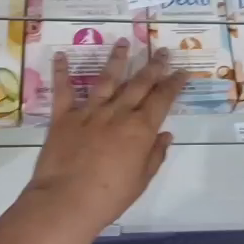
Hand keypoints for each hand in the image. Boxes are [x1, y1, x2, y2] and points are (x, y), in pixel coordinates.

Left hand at [25, 42, 187, 231]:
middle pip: (139, 83)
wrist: (66, 201)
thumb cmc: (109, 197)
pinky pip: (64, 91)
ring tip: (123, 41)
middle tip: (162, 50)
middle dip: (153, 66)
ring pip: (107, 79)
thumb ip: (154, 155)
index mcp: (140, 129)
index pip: (162, 100)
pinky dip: (62, 72)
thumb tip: (166, 135)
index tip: (182, 71)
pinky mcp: (64, 117)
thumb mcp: (141, 181)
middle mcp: (118, 113)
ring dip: (117, 59)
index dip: (174, 84)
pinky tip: (61, 55)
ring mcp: (90, 112)